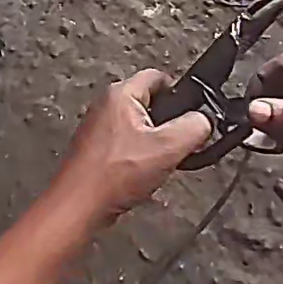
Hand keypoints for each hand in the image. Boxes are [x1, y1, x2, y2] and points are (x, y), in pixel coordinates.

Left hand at [49, 70, 213, 219]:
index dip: (179, 92)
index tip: (191, 112)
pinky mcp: (96, 148)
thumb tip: (204, 122)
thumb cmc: (113, 175)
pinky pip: (126, 143)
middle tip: (177, 144)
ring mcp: (98, 127)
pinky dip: (138, 156)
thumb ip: (194, 128)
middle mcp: (106, 105)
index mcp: (121, 94)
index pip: (158, 77)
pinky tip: (142, 174)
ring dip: (154, 142)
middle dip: (168, 123)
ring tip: (159, 163)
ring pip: (139, 125)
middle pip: (150, 102)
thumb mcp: (168, 148)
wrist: (79, 206)